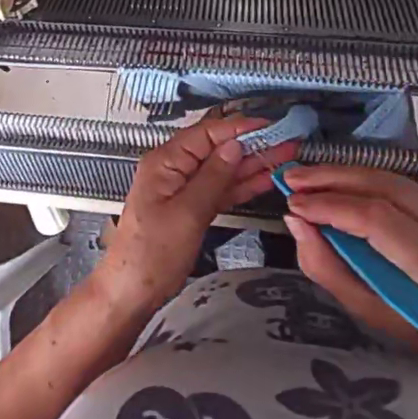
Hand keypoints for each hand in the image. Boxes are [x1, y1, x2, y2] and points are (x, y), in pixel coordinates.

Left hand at [97, 117, 299, 306]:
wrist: (133, 292)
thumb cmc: (149, 255)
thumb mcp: (187, 213)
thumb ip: (213, 177)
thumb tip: (234, 147)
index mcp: (165, 163)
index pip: (207, 133)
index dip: (240, 128)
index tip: (268, 126)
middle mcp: (173, 170)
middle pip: (218, 149)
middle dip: (252, 144)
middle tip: (285, 141)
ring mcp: (184, 190)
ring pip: (223, 169)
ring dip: (253, 163)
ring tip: (284, 156)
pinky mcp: (193, 208)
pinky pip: (221, 189)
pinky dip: (243, 185)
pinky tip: (265, 179)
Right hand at [280, 165, 417, 345]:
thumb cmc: (415, 323)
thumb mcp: (365, 309)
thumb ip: (326, 266)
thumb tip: (295, 222)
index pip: (378, 219)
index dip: (331, 206)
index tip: (293, 204)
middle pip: (382, 187)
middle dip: (330, 180)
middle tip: (290, 180)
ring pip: (386, 178)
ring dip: (340, 175)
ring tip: (302, 179)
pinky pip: (392, 182)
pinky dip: (357, 181)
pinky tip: (330, 184)